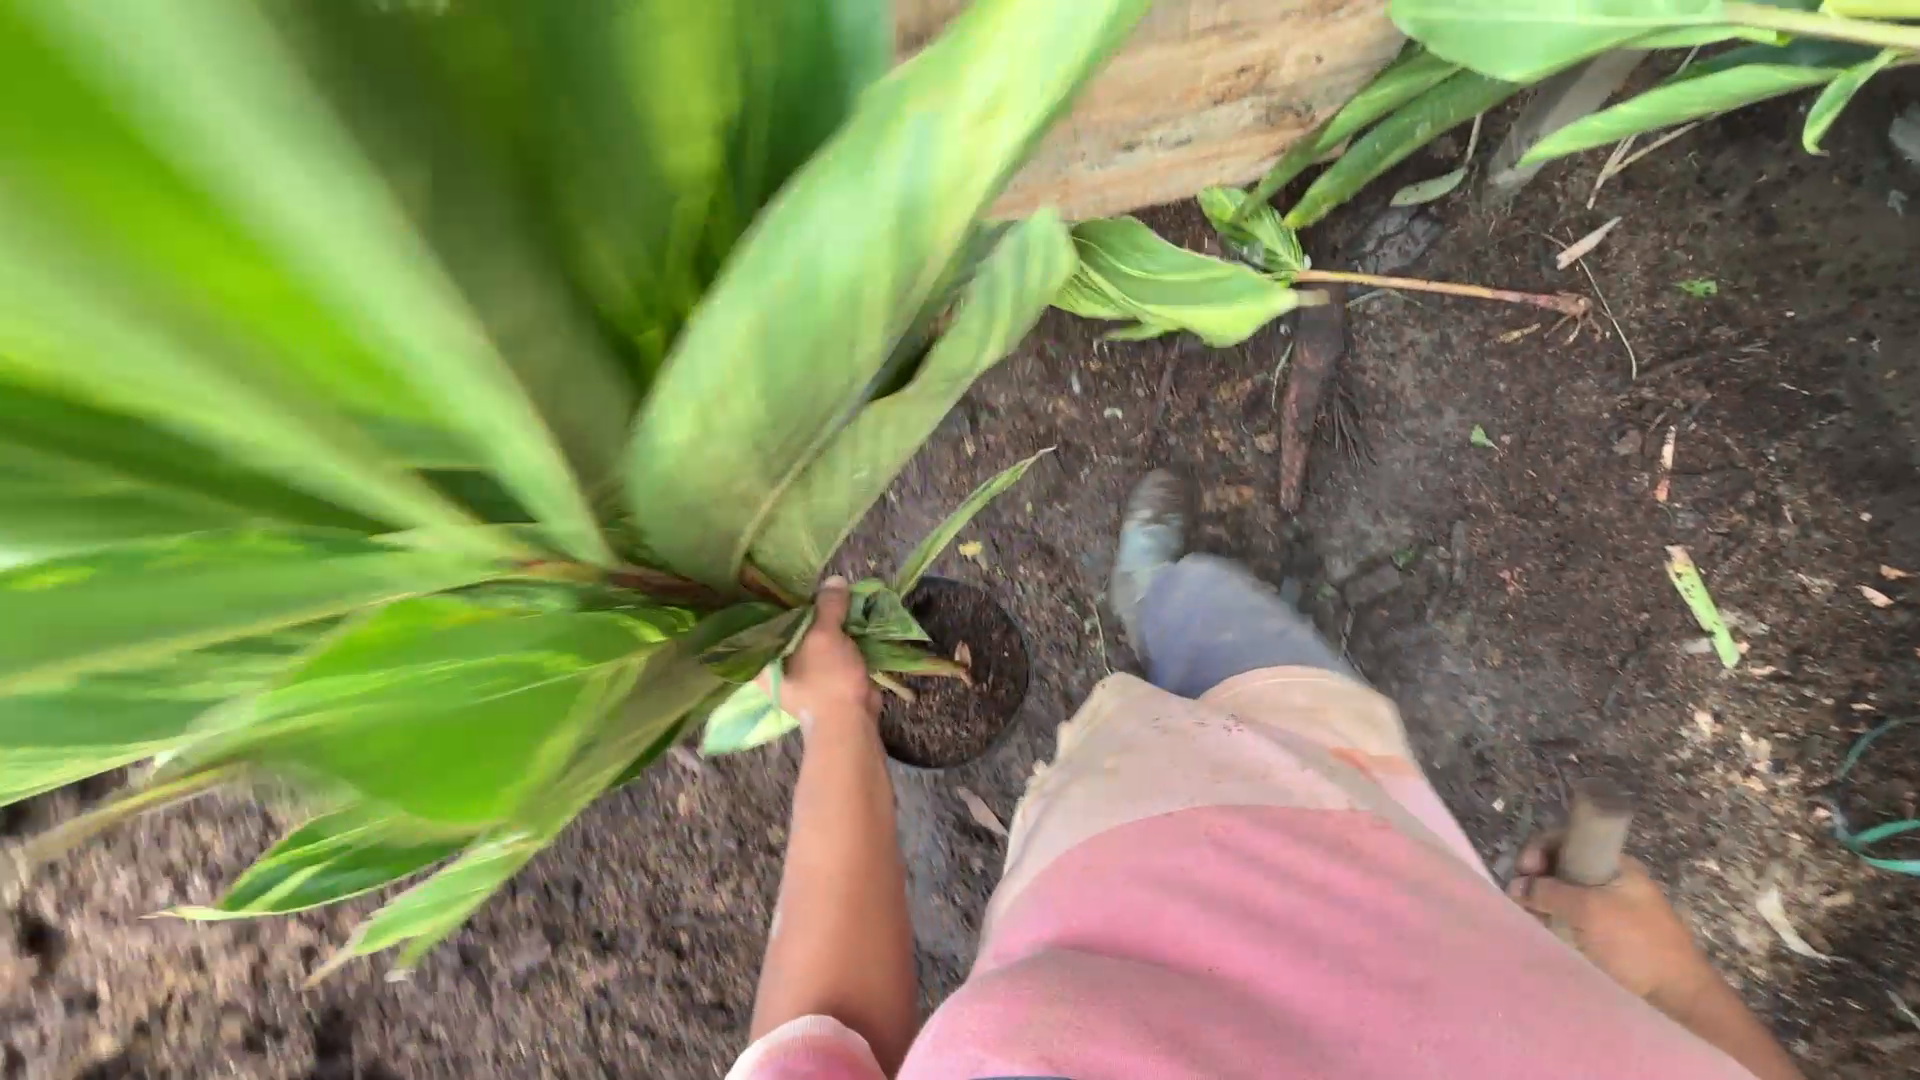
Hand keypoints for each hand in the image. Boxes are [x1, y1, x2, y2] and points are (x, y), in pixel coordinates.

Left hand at [766, 576, 880, 736]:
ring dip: (828, 621)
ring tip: (837, 595)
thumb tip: (835, 580)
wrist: (850, 722)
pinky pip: (829, 649)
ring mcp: (802, 672)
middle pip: (791, 627)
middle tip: (816, 583)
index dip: (777, 600)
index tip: (788, 580)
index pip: (764, 621)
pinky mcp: (824, 677)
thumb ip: (828, 605)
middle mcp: (778, 665)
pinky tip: (850, 616)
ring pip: (813, 637)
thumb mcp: (825, 635)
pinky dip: (840, 636)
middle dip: (807, 608)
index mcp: (765, 658)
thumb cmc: (826, 679)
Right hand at [1508, 834, 1716, 1006]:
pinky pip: (1572, 914)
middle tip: (1522, 896)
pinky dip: (1556, 917)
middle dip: (1538, 878)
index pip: (1565, 841)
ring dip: (1545, 900)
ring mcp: (1613, 906)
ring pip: (1565, 892)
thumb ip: (1546, 891)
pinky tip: (1546, 928)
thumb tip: (1515, 886)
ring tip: (1531, 915)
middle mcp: (1613, 879)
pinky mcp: (1609, 930)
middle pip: (1561, 865)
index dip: (1539, 850)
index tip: (1524, 871)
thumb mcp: (1586, 909)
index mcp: (1615, 864)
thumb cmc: (1634, 942)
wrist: (1680, 996)